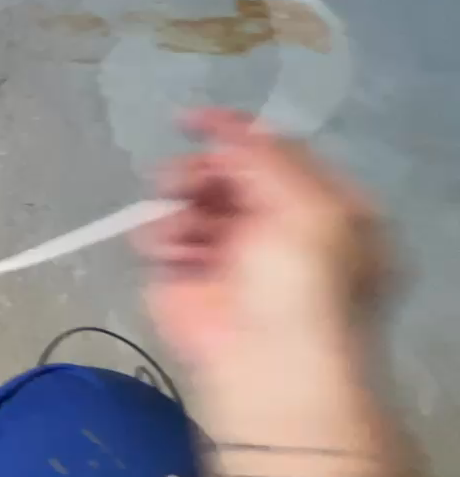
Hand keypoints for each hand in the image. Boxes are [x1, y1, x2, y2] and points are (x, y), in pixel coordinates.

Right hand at [134, 108, 386, 373]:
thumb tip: (226, 124)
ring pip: (181, 201)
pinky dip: (159, 240)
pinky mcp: (179, 267)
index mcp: (320, 207)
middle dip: (196, 175)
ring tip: (182, 235)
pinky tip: (173, 257)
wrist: (259, 356)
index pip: (273, 154)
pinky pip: (156, 233)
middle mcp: (273, 222)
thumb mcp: (306, 210)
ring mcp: (224, 246)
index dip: (233, 134)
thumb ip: (267, 159)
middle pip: (220, 174)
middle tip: (183, 185)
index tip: (187, 120)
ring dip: (175, 211)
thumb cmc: (298, 284)